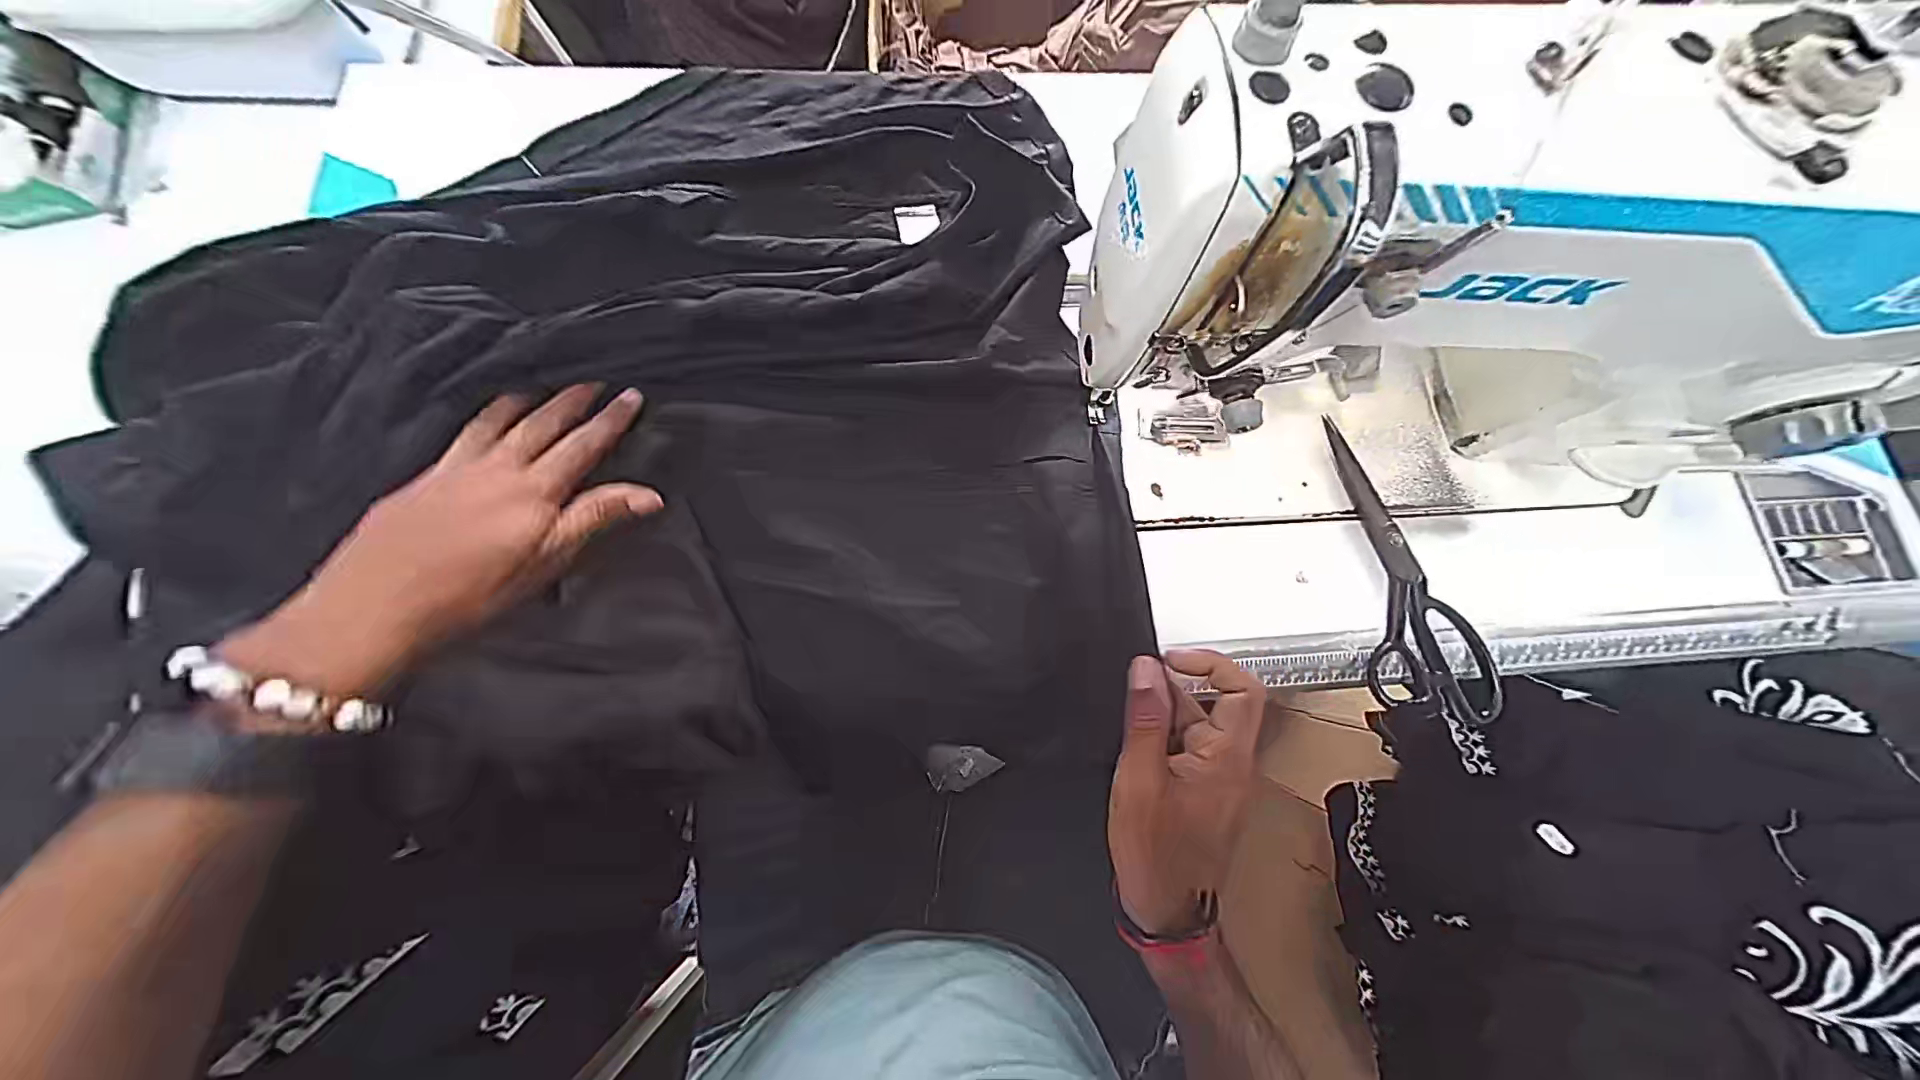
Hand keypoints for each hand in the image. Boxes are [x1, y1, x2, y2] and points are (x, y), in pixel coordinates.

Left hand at [221, 384, 661, 699]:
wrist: (374, 606)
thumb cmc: (470, 594)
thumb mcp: (546, 562)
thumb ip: (595, 519)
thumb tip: (648, 495)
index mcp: (532, 492)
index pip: (582, 445)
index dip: (610, 420)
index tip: (629, 398)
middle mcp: (495, 471)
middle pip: (541, 424)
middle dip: (572, 401)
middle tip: (592, 383)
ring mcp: (454, 471)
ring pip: (496, 422)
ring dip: (524, 402)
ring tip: (538, 389)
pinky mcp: (422, 481)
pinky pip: (461, 434)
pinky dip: (481, 418)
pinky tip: (480, 423)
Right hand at [1108, 650, 1264, 935]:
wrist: (1166, 911)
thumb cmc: (1158, 856)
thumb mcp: (1140, 777)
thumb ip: (1145, 719)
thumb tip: (1146, 671)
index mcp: (1226, 758)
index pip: (1241, 689)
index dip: (1208, 663)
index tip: (1170, 659)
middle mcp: (1230, 765)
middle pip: (1211, 704)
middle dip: (1169, 695)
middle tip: (1134, 702)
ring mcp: (1218, 779)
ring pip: (1194, 726)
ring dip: (1161, 721)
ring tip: (1130, 743)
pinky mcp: (1204, 791)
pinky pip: (1187, 749)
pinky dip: (1161, 742)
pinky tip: (1136, 759)